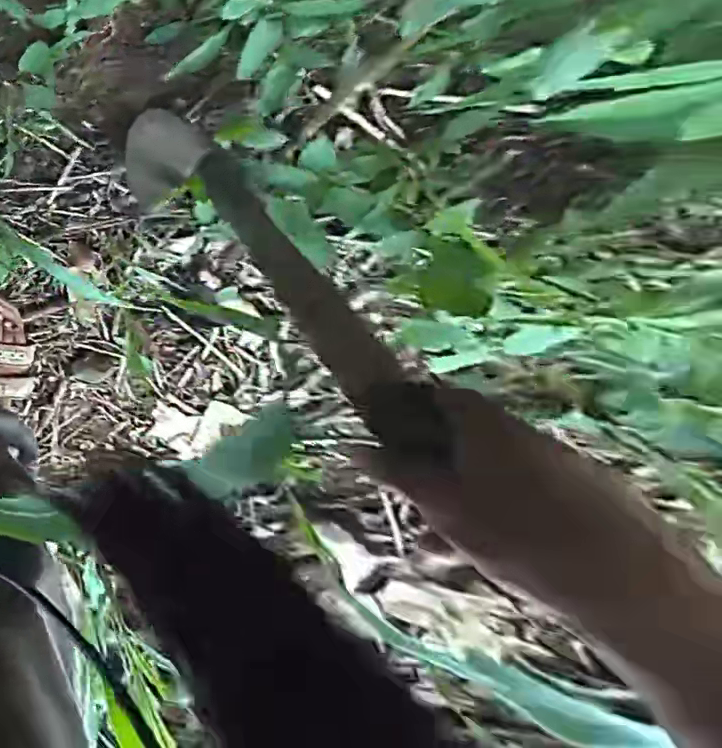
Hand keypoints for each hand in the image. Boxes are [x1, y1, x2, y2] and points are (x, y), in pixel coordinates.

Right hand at [362, 385, 705, 624]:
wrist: (645, 602)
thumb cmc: (521, 540)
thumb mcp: (441, 507)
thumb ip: (395, 474)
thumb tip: (353, 448)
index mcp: (491, 429)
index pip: (444, 394)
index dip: (413, 405)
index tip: (390, 430)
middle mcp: (535, 439)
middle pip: (475, 435)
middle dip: (441, 459)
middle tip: (419, 491)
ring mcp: (580, 472)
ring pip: (508, 471)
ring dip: (476, 491)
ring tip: (454, 534)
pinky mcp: (614, 506)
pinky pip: (546, 496)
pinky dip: (518, 512)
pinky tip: (508, 549)